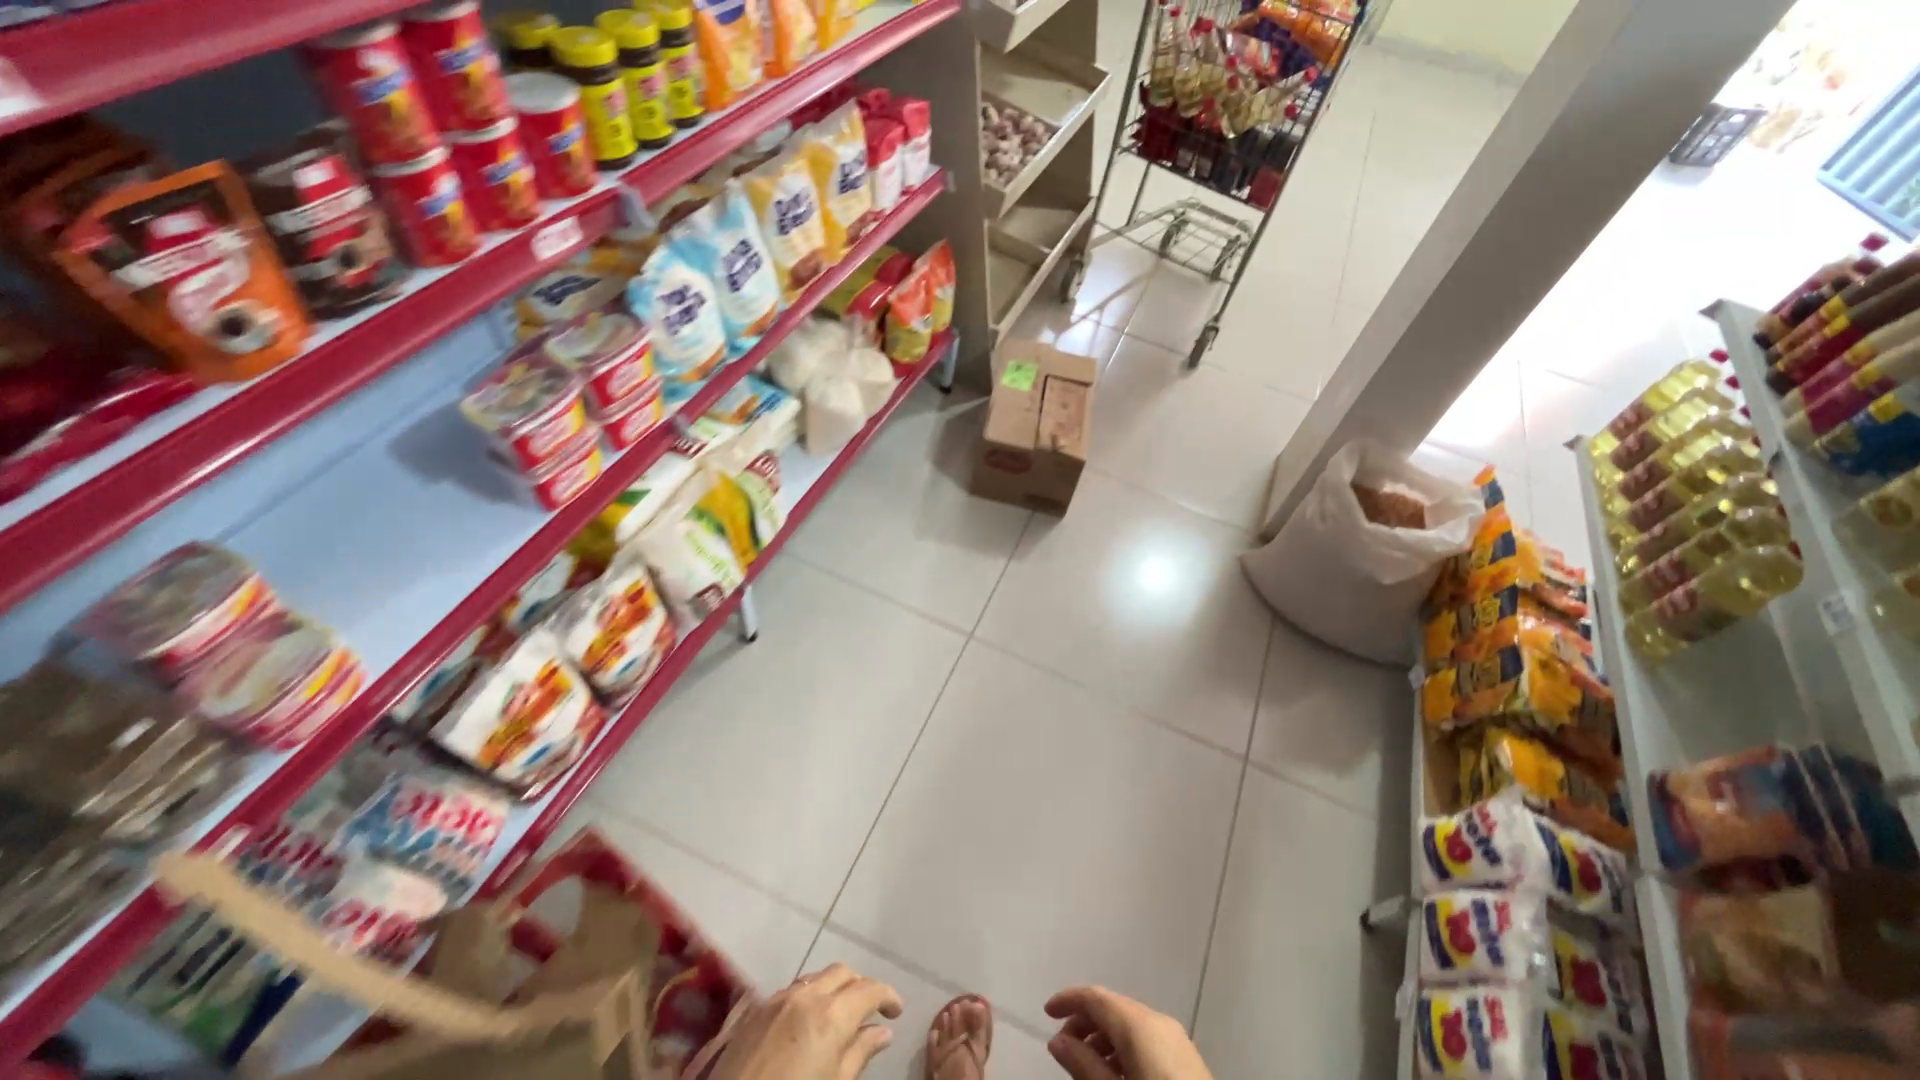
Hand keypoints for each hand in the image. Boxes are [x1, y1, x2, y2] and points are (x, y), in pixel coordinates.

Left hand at [710, 963, 905, 1079]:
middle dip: (860, 986)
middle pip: (842, 972)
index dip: (888, 996)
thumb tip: (882, 1032)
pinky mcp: (757, 1010)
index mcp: (831, 1014)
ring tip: (840, 1016)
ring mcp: (778, 999)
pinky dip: (809, 996)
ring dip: (834, 988)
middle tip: (869, 1012)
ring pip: (816, 977)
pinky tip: (808, 1023)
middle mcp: (806, 995)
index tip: (896, 1012)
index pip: (870, 989)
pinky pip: (792, 990)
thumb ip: (860, 1053)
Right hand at [1044, 985, 1213, 1079]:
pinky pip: (1146, 1038)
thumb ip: (1083, 1064)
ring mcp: (1176, 1037)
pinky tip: (1116, 1073)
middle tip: (1063, 1048)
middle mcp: (1158, 1020)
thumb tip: (1058, 1040)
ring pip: (1130, 1023)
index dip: (1068, 1000)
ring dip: (1103, 1036)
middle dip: (1084, 1021)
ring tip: (1086, 1066)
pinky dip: (1124, 1046)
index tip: (1047, 1014)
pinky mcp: (1186, 1055)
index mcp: (1138, 1024)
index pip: (1095, 996)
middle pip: (1113, 1007)